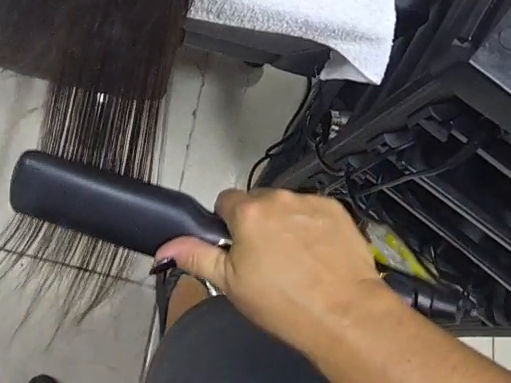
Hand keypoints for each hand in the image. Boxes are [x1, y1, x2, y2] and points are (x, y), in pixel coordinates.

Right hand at [157, 188, 391, 352]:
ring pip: (286, 205)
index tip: (237, 247)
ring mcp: (308, 200)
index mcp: (247, 212)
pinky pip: (314, 211)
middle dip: (257, 222)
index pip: (225, 201)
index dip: (228, 224)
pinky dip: (312, 226)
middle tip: (266, 258)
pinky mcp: (335, 208)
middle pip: (258, 202)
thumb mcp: (231, 284)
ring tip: (295, 260)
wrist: (344, 313)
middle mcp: (277, 197)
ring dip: (285, 223)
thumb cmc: (283, 303)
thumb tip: (166, 246)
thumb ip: (197, 257)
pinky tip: (317, 254)